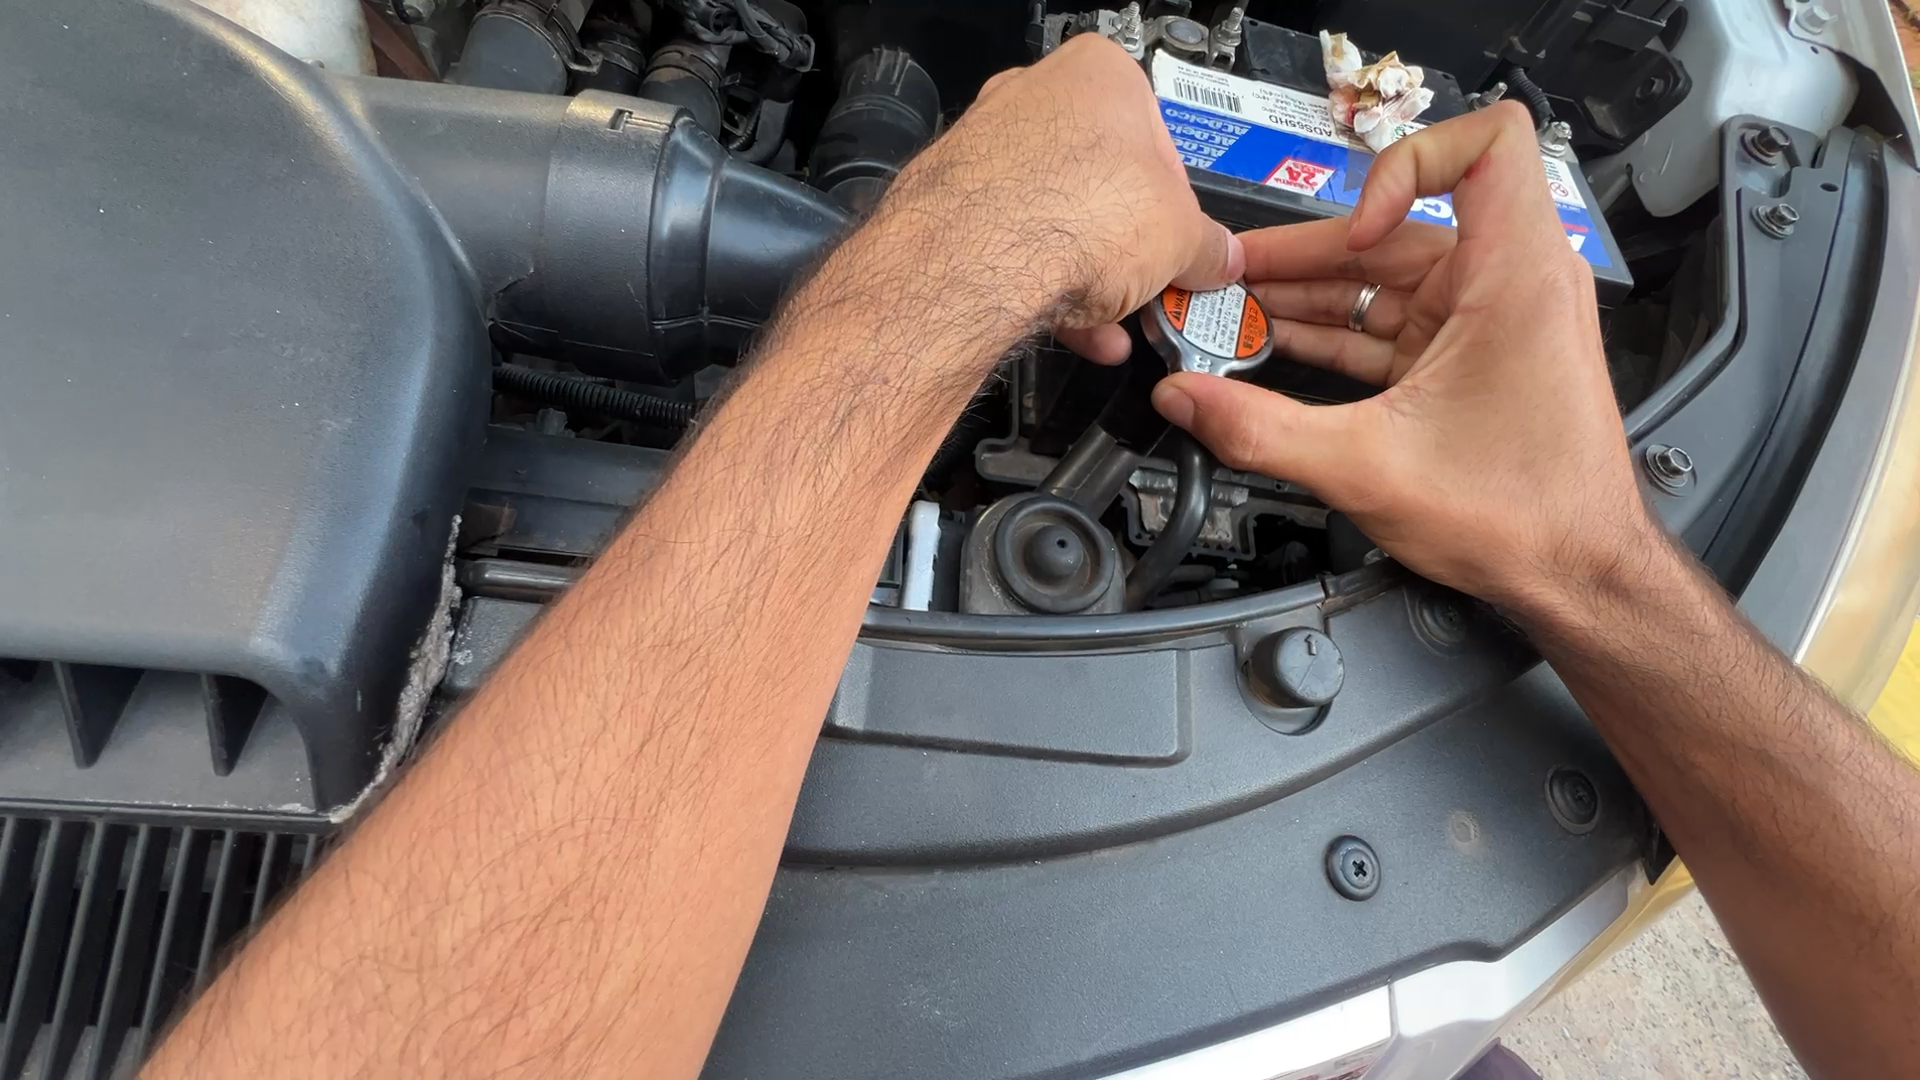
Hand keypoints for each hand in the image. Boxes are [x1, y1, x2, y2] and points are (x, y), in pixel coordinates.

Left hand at [875, 35, 1242, 357]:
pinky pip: (1009, 252)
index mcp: (1100, 76)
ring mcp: (983, 154)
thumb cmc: (1082, 216)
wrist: (980, 260)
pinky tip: (1074, 331)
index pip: (1158, 146)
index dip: (1175, 210)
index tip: (1179, 250)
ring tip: (1111, 326)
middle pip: (1100, 188)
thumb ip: (1206, 248)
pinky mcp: (950, 210)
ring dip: (1088, 284)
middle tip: (1144, 290)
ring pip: (1051, 226)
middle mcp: (1034, 100)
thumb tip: (1219, 259)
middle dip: (1126, 251)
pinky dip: (1042, 291)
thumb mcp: (1179, 237)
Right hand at [1149, 102, 1651, 613]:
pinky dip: (1321, 337)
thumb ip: (1257, 429)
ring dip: (1297, 299)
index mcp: (1511, 281)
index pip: (1483, 147)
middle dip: (1294, 257)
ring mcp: (1474, 324)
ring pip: (1371, 284)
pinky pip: (1374, 329)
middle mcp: (1500, 287)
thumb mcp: (1365, 468)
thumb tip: (1185, 397)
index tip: (1346, 233)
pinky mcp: (1452, 361)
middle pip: (1384, 232)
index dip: (1400, 168)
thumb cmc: (1522, 512)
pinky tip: (1267, 349)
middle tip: (1224, 280)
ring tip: (1228, 316)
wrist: (1568, 571)